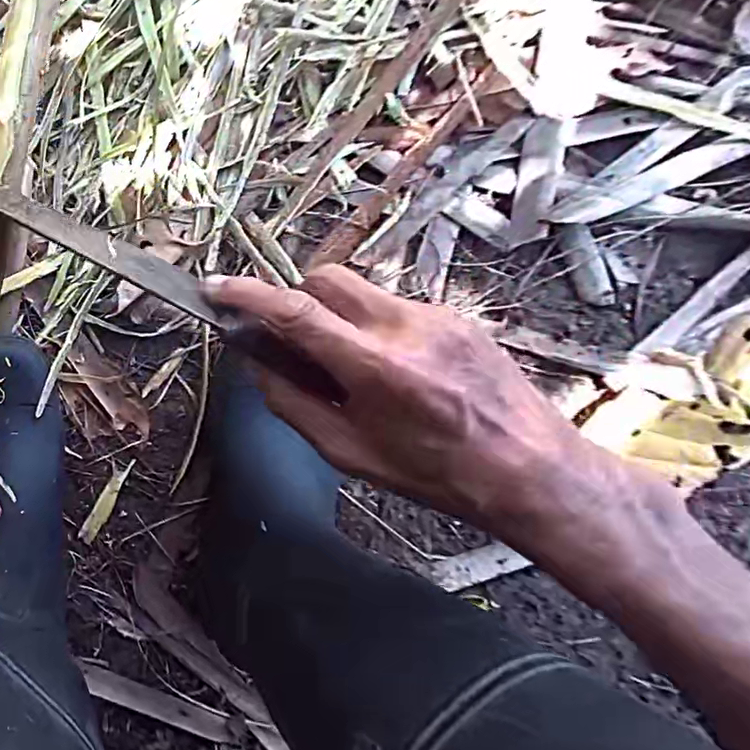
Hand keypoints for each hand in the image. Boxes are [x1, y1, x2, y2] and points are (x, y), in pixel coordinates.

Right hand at [204, 266, 631, 535]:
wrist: (535, 471)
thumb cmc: (435, 472)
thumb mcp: (343, 449)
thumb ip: (288, 401)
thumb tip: (255, 362)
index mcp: (377, 368)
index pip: (295, 311)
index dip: (245, 295)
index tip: (214, 288)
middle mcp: (407, 329)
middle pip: (322, 278)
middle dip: (294, 299)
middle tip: (293, 339)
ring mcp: (436, 316)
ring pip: (355, 288)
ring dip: (331, 313)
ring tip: (347, 361)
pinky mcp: (454, 315)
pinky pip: (387, 303)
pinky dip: (367, 324)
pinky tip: (386, 365)